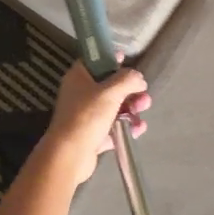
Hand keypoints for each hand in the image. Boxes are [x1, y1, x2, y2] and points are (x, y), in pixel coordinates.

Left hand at [42, 57, 150, 183]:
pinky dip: (125, 126)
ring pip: (113, 107)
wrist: (69, 155)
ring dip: (131, 108)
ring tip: (143, 110)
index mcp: (79, 77)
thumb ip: (127, 80)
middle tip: (144, 93)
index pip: (95, 60)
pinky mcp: (92, 135)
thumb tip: (138, 78)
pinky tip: (138, 129)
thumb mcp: (110, 92)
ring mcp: (86, 116)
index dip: (111, 58)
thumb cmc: (87, 116)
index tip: (128, 60)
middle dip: (129, 89)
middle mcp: (80, 94)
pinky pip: (113, 127)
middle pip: (109, 86)